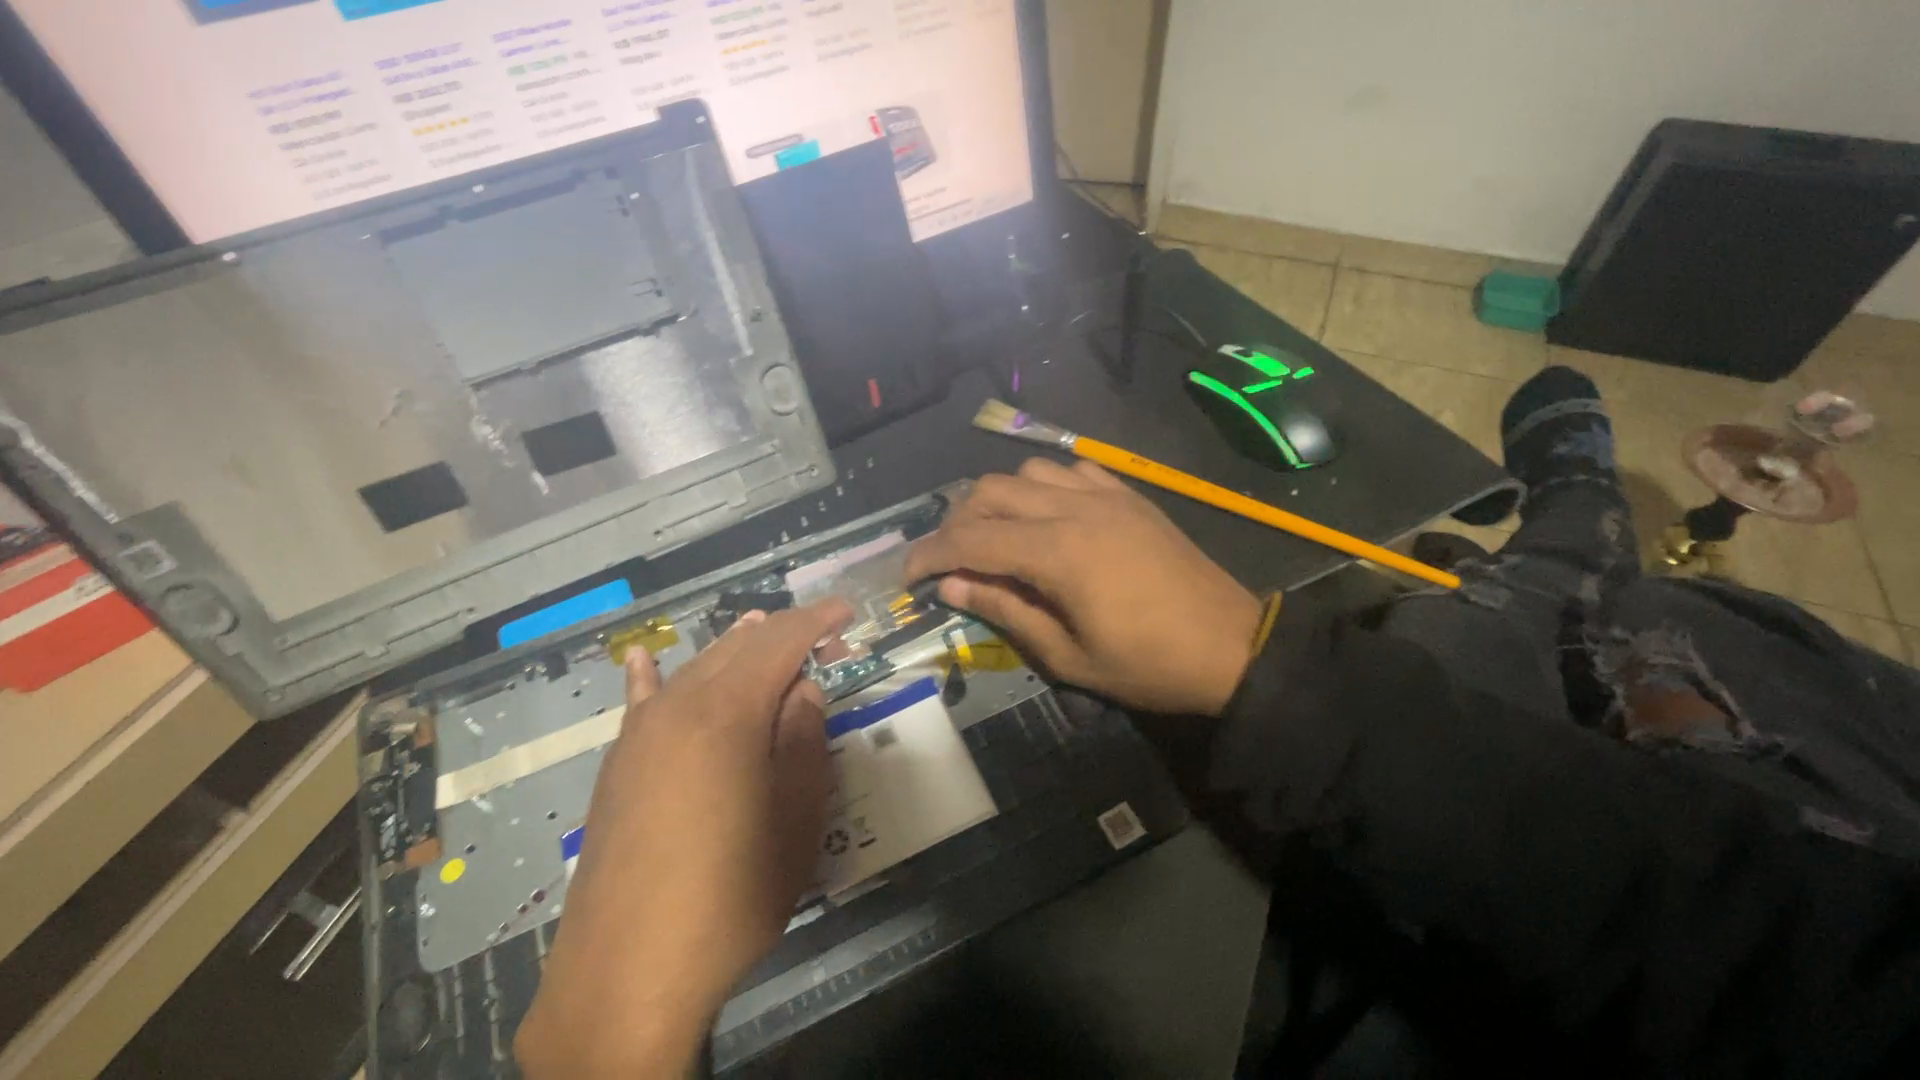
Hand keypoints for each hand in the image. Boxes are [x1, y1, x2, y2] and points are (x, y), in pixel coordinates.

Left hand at [516, 601, 852, 1079]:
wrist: (627, 969)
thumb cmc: (731, 896)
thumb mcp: (796, 820)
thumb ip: (804, 742)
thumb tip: (803, 691)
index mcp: (729, 712)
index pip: (780, 641)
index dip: (816, 621)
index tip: (847, 613)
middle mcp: (679, 706)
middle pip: (736, 648)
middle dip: (781, 634)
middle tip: (821, 641)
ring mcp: (639, 734)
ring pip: (693, 669)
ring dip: (732, 649)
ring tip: (760, 631)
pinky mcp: (617, 766)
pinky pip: (640, 703)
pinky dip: (652, 675)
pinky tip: (645, 658)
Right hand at [906, 459, 1261, 714]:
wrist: (1231, 645)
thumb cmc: (1148, 664)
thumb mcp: (1069, 656)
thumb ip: (1007, 612)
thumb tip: (952, 585)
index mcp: (1057, 552)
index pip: (971, 540)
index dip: (929, 555)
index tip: (909, 577)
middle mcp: (1074, 508)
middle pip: (990, 492)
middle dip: (955, 523)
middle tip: (949, 562)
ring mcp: (1105, 495)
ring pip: (1027, 472)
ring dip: (997, 499)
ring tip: (995, 537)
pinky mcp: (1128, 496)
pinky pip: (1071, 470)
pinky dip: (1044, 486)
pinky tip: (1047, 516)